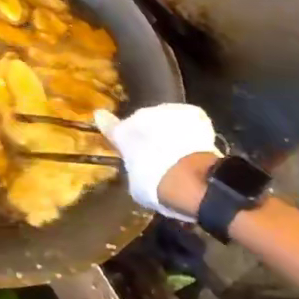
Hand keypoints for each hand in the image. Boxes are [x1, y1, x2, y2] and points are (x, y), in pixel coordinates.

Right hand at [92, 104, 220, 219]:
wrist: (190, 178)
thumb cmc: (156, 186)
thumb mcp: (136, 185)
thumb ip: (134, 168)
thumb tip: (138, 166)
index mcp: (122, 135)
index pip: (109, 125)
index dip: (107, 122)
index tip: (101, 115)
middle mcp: (140, 117)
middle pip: (142, 123)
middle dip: (148, 134)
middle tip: (158, 153)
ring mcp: (165, 111)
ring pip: (165, 118)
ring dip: (168, 130)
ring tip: (180, 150)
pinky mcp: (190, 112)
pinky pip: (187, 119)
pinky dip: (190, 129)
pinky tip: (197, 145)